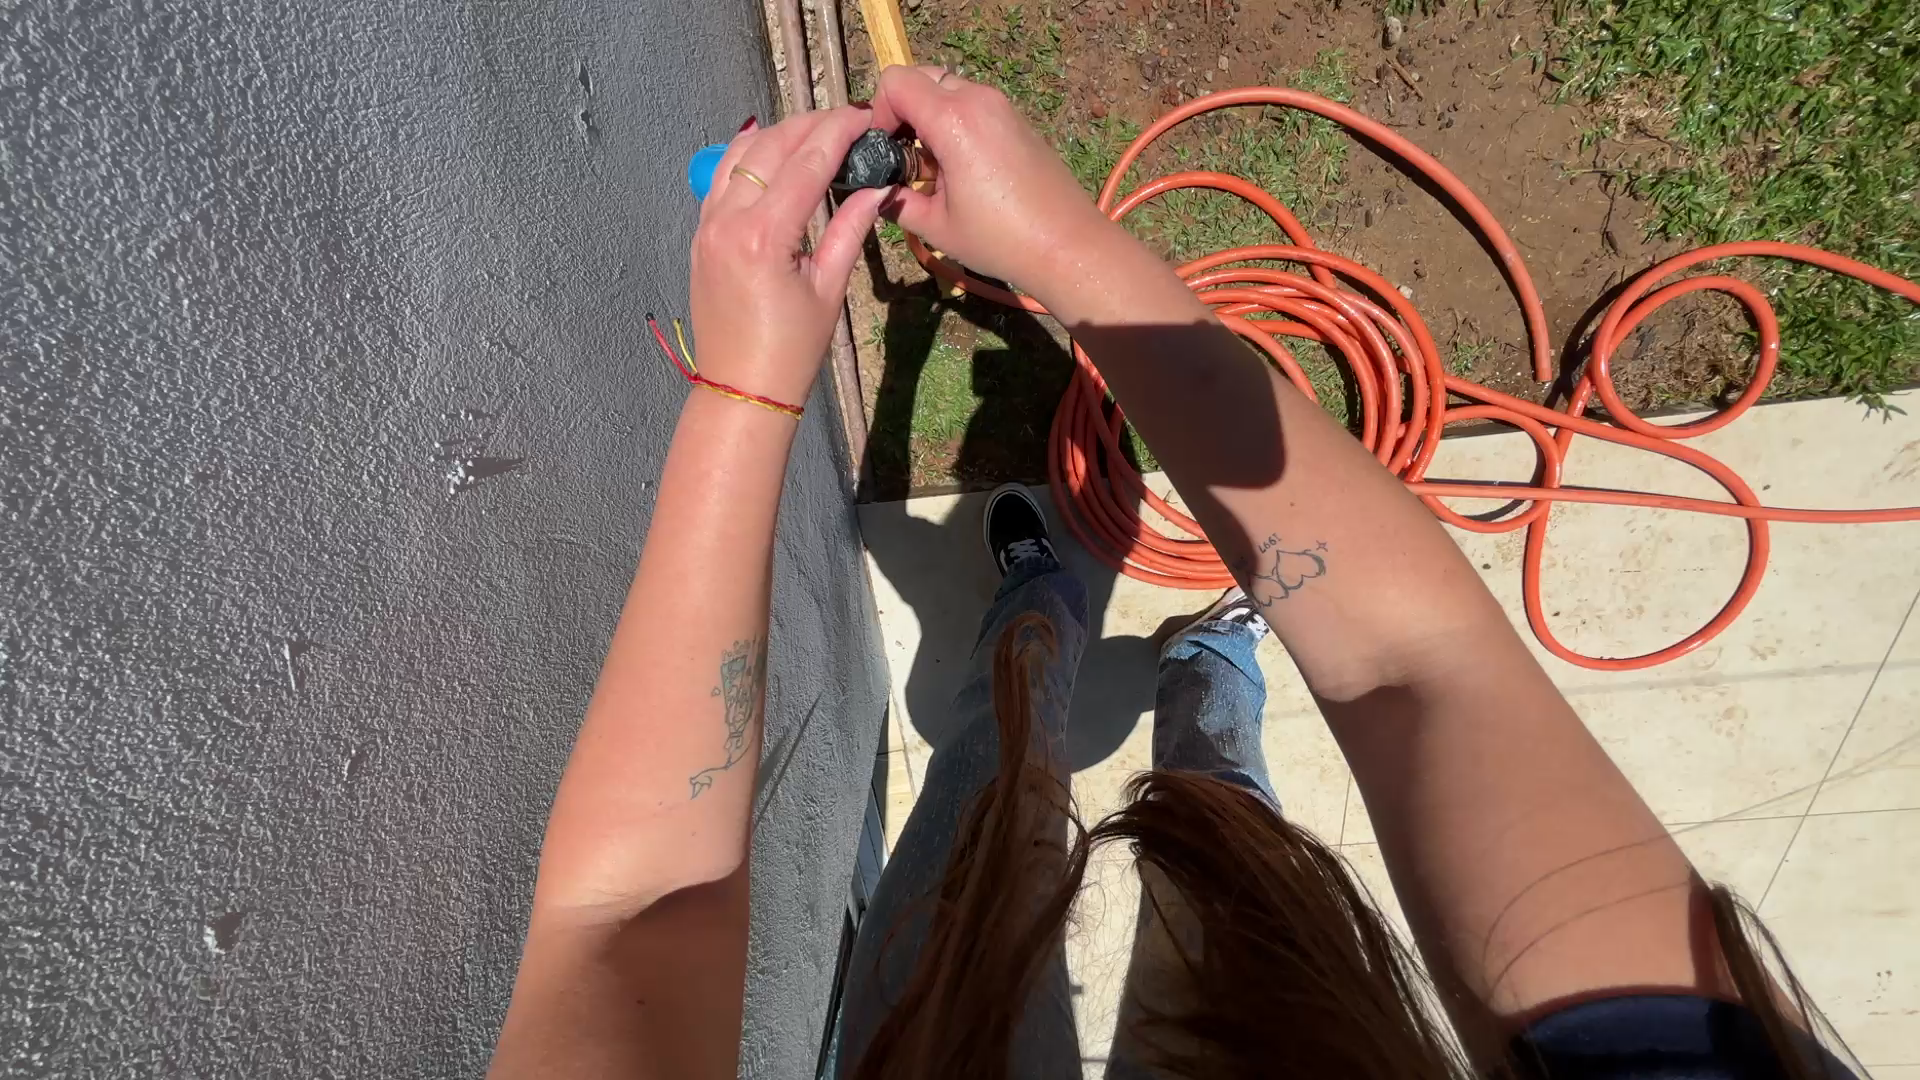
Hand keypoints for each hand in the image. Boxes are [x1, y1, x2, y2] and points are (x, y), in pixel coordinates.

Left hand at [690, 108, 889, 408]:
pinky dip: (749, 157)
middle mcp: (728, 219)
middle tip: (847, 121)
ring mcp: (707, 224)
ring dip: (779, 135)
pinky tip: (772, 154)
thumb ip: (849, 231)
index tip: (865, 117)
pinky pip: (722, 177)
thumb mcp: (828, 291)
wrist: (742, 388)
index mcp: (765, 236)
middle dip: (811, 126)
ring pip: (740, 154)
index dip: (839, 132)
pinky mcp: (701, 234)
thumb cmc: (792, 351)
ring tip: (814, 133)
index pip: (806, 162)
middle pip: (771, 147)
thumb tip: (876, 189)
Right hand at [868, 65, 1126, 292]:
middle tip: (905, 161)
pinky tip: (963, 173)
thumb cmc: (1000, 240)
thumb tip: (878, 193)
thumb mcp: (937, 228)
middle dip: (904, 114)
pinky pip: (973, 108)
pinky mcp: (1016, 120)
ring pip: (948, 92)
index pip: (896, 83)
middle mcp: (978, 100)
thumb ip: (898, 203)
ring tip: (936, 173)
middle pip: (922, 79)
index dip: (879, 113)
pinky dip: (956, 127)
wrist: (1065, 245)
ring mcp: (1002, 107)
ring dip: (931, 122)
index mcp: (954, 120)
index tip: (883, 150)